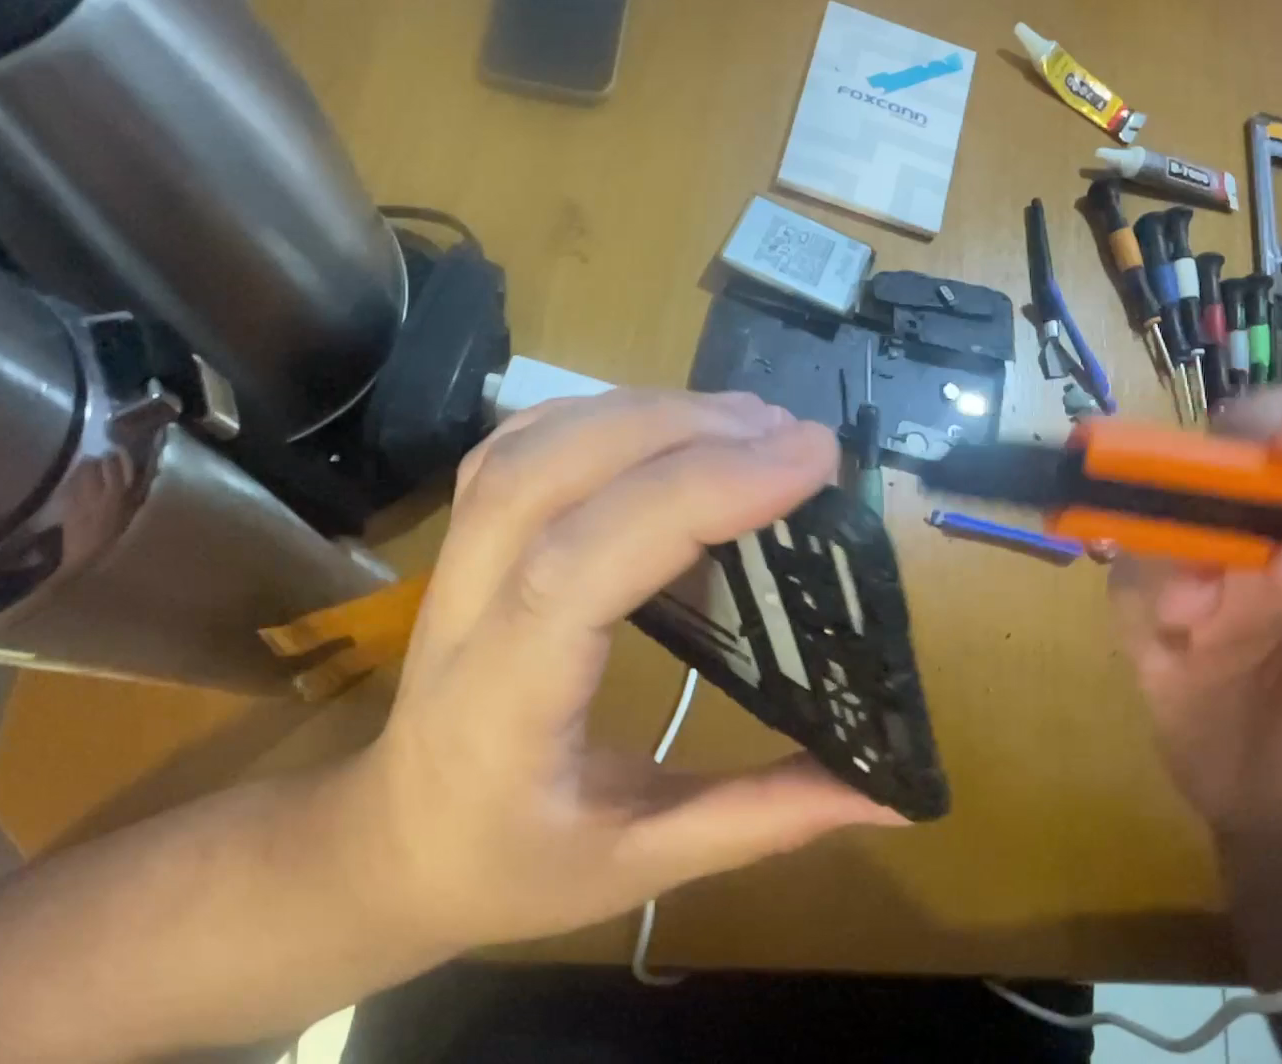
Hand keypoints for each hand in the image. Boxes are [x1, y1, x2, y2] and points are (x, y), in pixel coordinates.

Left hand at [350, 390, 904, 955]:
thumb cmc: (505, 866)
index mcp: (502, 705)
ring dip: (646, 414)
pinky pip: (517, 449)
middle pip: (550, 478)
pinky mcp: (464, 542)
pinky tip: (664, 422)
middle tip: (797, 437)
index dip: (693, 498)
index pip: (581, 570)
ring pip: (530, 448)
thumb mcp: (636, 865)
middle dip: (682, 436)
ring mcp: (451, 565)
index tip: (804, 465)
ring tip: (750, 421)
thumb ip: (759, 818)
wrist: (394, 845)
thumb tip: (887, 796)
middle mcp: (462, 614)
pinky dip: (597, 416)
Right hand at [1109, 383, 1281, 899]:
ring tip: (1186, 618)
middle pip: (1275, 438)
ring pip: (1181, 495)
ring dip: (1168, 537)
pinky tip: (1165, 650)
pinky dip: (1137, 596)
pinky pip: (1132, 566)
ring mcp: (1237, 560)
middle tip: (1195, 490)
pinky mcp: (1169, 598)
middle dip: (1229, 450)